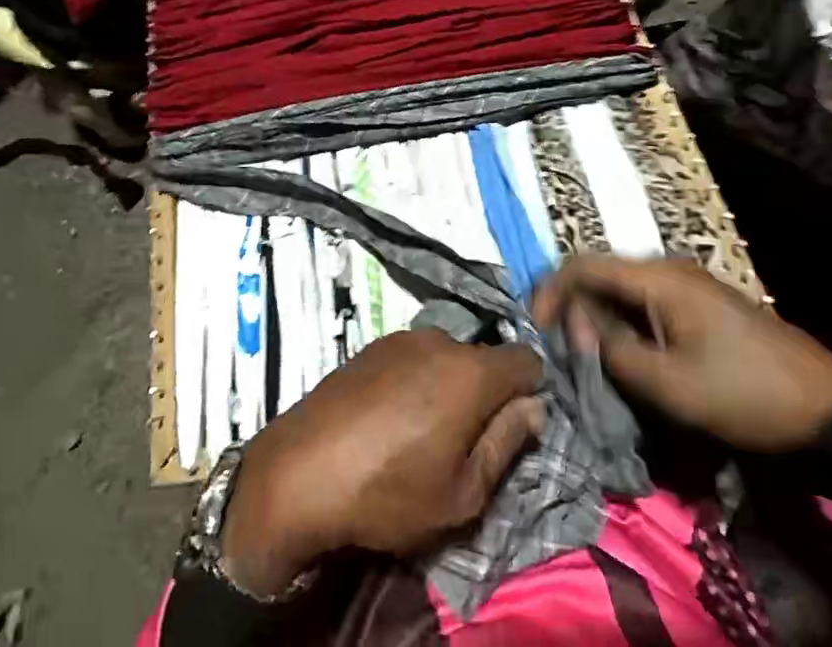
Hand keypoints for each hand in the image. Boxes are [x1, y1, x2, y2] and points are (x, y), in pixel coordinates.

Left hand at [220, 331, 544, 594]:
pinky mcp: (367, 347)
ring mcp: (397, 339)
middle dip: (487, 393)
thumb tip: (532, 407)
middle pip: (483, 359)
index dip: (531, 392)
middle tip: (467, 441)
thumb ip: (506, 441)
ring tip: (424, 432)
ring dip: (448, 386)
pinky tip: (392, 418)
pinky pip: (411, 358)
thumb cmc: (388, 491)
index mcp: (469, 372)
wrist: (298, 472)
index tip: (517, 427)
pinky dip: (416, 381)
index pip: (527, 360)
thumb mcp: (463, 491)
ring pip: (445, 358)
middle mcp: (436, 341)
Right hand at [534, 257, 831, 452]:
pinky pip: (639, 299)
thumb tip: (572, 324)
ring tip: (582, 349)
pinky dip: (617, 318)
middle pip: (597, 272)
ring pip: (616, 286)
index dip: (550, 290)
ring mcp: (683, 282)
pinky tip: (616, 347)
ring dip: (593, 313)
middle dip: (570, 304)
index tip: (537, 326)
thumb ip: (607, 346)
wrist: (827, 409)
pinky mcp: (695, 301)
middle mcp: (666, 268)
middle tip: (560, 344)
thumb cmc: (742, 393)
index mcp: (657, 278)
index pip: (581, 266)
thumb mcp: (665, 381)